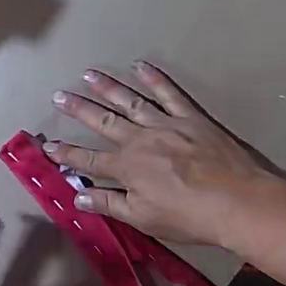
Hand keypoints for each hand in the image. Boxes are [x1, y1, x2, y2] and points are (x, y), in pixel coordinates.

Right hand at [48, 62, 285, 245]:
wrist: (238, 201)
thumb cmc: (189, 217)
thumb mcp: (144, 218)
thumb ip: (110, 203)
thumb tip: (79, 197)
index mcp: (127, 167)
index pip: (89, 159)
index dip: (67, 153)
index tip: (48, 146)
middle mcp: (140, 140)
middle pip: (103, 121)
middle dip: (79, 109)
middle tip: (58, 96)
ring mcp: (166, 124)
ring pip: (130, 101)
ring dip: (107, 87)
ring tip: (88, 74)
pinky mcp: (191, 117)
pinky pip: (169, 93)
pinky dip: (154, 79)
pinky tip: (140, 66)